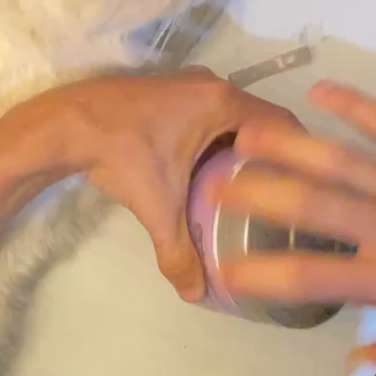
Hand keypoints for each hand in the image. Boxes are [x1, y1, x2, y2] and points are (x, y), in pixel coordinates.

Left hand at [26, 68, 300, 301]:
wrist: (65, 124)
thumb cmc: (121, 156)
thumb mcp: (156, 206)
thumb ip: (179, 252)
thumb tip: (196, 294)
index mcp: (222, 102)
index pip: (282, 123)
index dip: (300, 151)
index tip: (309, 182)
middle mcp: (211, 83)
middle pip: (259, 118)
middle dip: (272, 152)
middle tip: (283, 189)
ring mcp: (187, 81)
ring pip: (231, 113)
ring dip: (241, 142)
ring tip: (252, 183)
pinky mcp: (166, 87)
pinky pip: (207, 109)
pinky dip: (216, 134)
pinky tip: (209, 166)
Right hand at [219, 81, 375, 330]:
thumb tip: (353, 361)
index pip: (309, 279)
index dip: (260, 276)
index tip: (224, 272)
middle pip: (311, 206)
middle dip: (255, 196)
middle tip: (212, 187)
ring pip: (340, 160)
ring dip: (288, 146)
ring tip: (244, 136)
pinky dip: (356, 105)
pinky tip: (322, 91)